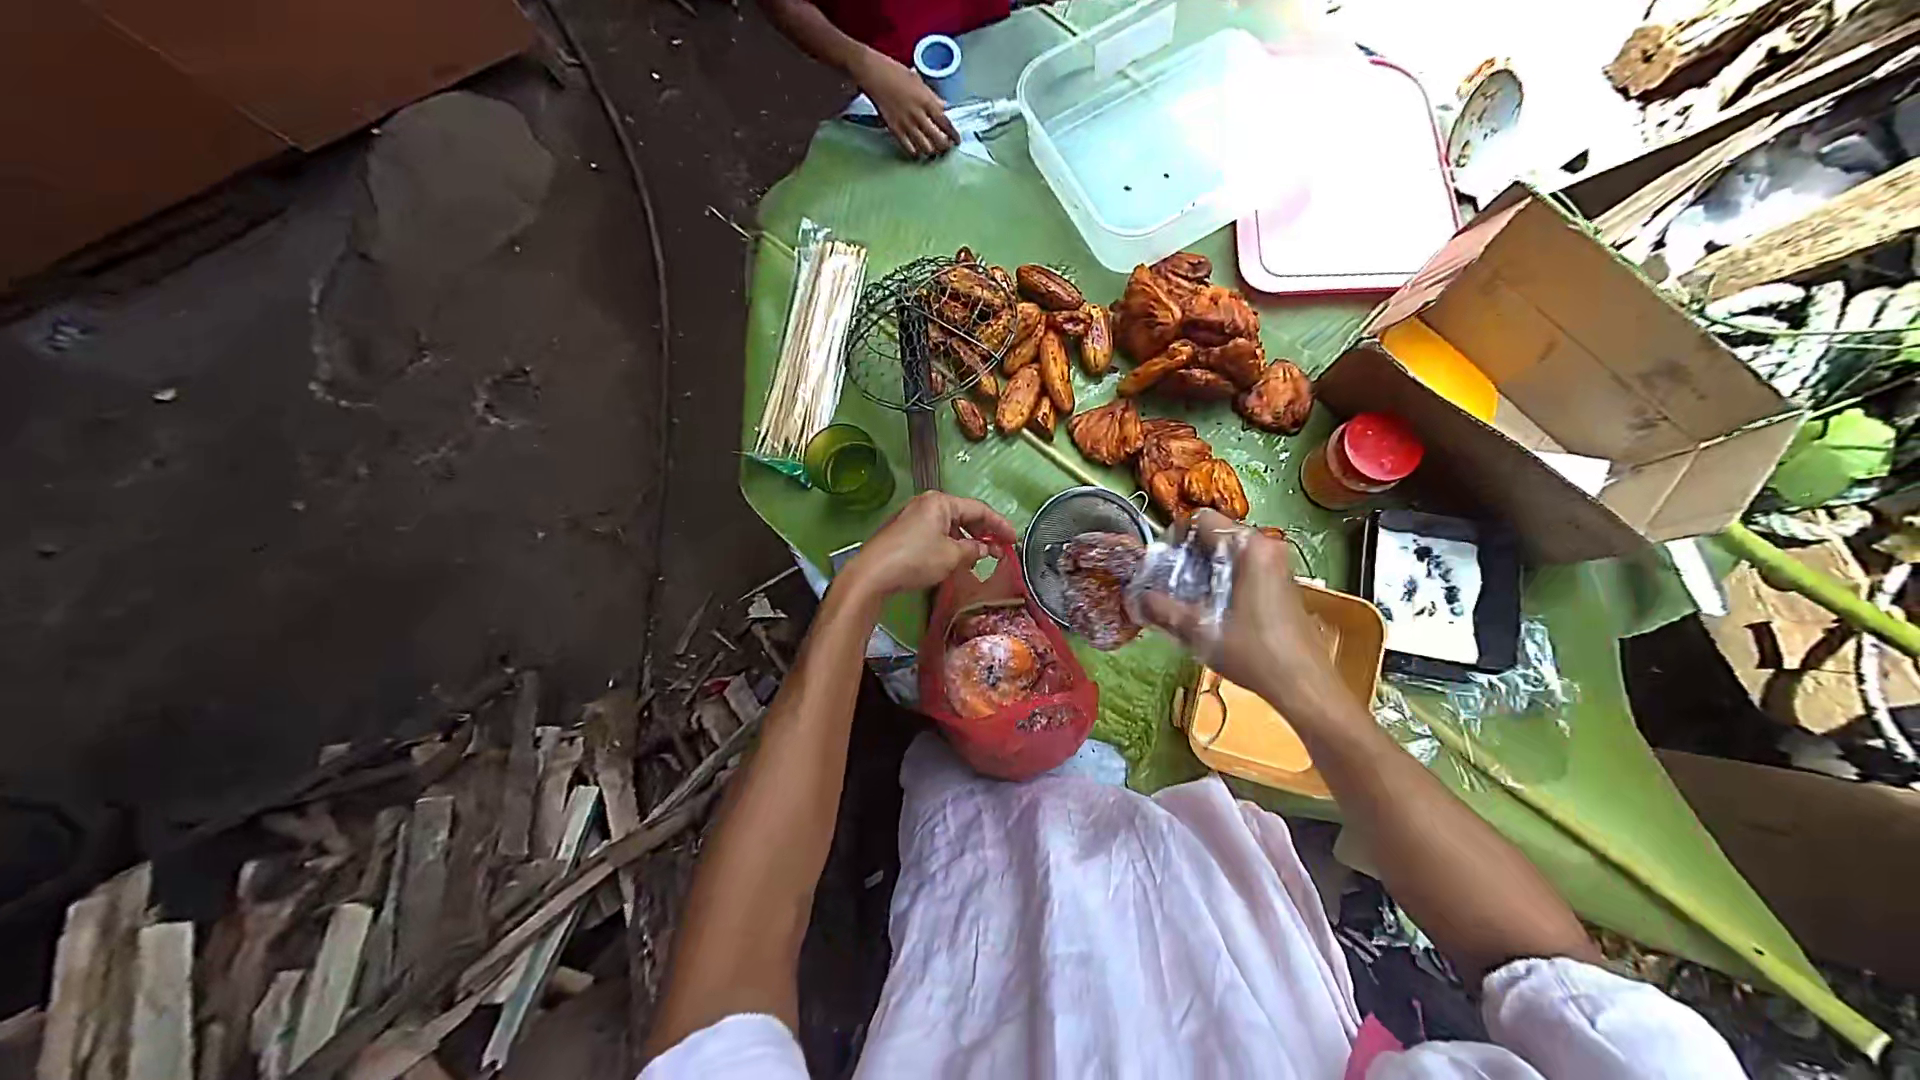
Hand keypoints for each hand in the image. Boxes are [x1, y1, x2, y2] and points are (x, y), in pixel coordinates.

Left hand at [838, 492, 1014, 599]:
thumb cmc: (915, 560)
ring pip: (949, 525)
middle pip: (964, 515)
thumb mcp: (952, 556)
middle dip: (983, 532)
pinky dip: (950, 543)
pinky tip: (956, 558)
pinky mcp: (904, 532)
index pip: (979, 509)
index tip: (1013, 539)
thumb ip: (974, 550)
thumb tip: (985, 549)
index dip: (999, 525)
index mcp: (941, 502)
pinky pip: (935, 533)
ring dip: (967, 540)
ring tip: (980, 557)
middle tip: (1000, 549)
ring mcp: (913, 516)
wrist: (873, 574)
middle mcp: (926, 503)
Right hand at [850, 50, 957, 158]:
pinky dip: (916, 152)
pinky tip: (918, 151)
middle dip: (944, 146)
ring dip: (931, 151)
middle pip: (938, 139)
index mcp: (927, 101)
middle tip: (945, 148)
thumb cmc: (895, 73)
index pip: (946, 123)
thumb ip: (932, 97)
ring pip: (925, 147)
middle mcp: (919, 115)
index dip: (953, 135)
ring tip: (933, 151)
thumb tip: (943, 107)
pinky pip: (909, 148)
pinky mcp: (895, 130)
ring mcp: (907, 124)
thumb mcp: (918, 81)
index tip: (957, 140)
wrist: (874, 74)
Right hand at [1136, 511, 1352, 721]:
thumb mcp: (1199, 630)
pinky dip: (1222, 579)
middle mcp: (1266, 546)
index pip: (1201, 519)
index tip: (1161, 564)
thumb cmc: (1252, 652)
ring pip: (1228, 553)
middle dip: (1186, 557)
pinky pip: (1243, 566)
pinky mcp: (1281, 582)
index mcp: (1248, 547)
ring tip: (1186, 599)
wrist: (1303, 685)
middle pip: (1214, 535)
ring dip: (1203, 570)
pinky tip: (1211, 608)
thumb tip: (1137, 598)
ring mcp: (1277, 564)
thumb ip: (1163, 609)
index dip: (1173, 537)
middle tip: (1168, 585)